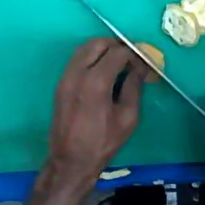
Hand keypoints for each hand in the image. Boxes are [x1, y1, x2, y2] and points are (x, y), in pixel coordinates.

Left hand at [44, 39, 144, 188]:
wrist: (71, 160)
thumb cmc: (103, 142)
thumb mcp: (128, 118)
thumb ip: (134, 88)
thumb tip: (140, 69)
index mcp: (96, 82)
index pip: (117, 53)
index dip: (133, 53)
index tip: (143, 61)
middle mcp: (77, 73)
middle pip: (97, 43)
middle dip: (116, 45)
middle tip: (131, 57)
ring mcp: (65, 77)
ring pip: (83, 48)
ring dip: (102, 49)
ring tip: (118, 62)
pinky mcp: (60, 83)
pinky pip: (76, 60)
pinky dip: (91, 57)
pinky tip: (103, 70)